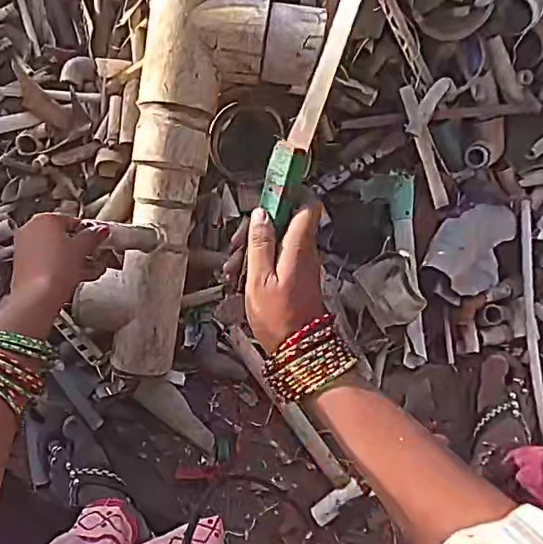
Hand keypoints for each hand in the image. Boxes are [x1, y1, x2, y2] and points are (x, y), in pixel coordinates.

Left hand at [0, 213, 110, 336]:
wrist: (36, 298)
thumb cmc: (54, 270)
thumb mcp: (82, 248)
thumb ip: (93, 236)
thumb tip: (99, 231)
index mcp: (44, 219)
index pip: (73, 221)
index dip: (90, 232)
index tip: (99, 241)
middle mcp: (31, 231)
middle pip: (63, 236)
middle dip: (82, 248)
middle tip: (96, 257)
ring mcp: (26, 249)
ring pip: (56, 251)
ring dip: (74, 260)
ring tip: (90, 270)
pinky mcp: (24, 268)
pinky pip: (48, 263)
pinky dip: (61, 268)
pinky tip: (75, 278)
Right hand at [236, 203, 326, 351]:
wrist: (300, 352)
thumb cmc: (280, 321)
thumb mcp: (259, 280)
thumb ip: (259, 244)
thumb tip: (260, 215)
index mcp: (298, 248)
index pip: (307, 204)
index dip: (290, 192)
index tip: (269, 192)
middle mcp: (306, 253)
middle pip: (285, 222)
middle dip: (258, 228)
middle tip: (237, 245)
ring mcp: (303, 265)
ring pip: (279, 241)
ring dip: (255, 248)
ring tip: (235, 268)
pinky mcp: (298, 278)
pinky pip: (279, 259)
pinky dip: (260, 263)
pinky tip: (244, 278)